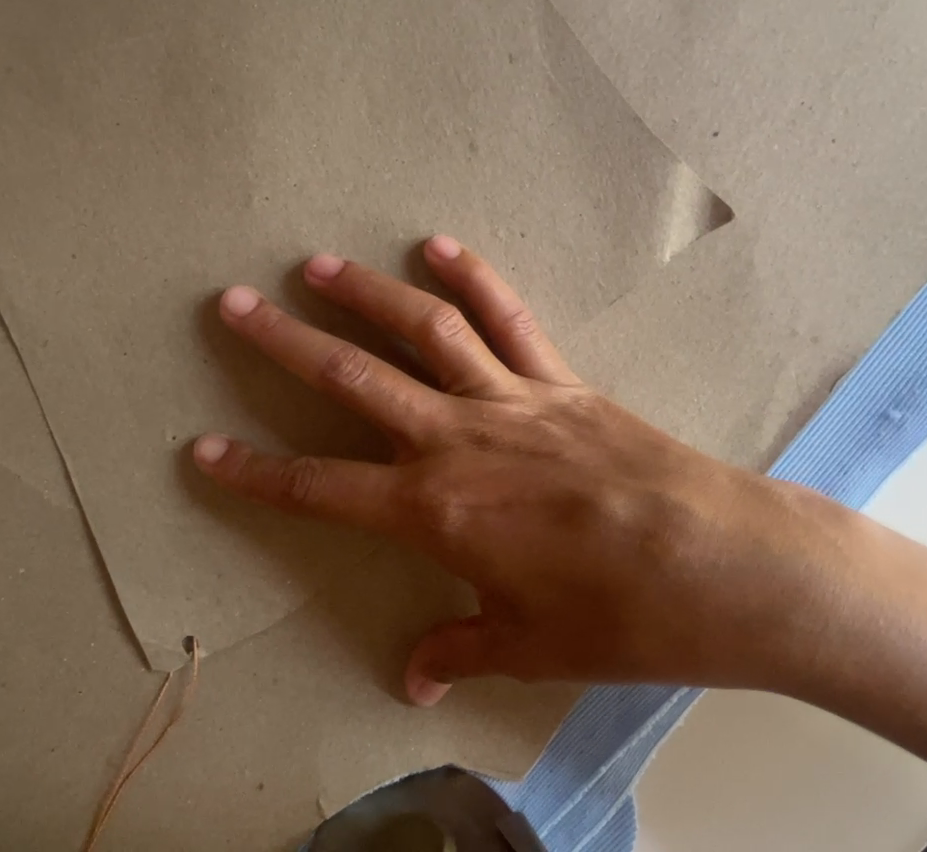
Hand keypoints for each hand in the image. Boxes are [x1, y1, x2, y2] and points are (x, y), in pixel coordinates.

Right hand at [192, 235, 846, 704]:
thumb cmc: (621, 618)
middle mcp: (458, 442)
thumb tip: (412, 679)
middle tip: (235, 303)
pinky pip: (510, 319)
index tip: (202, 450)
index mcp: (435, 512)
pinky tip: (438, 247)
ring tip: (320, 264)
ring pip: (424, 332)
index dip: (254, 474)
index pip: (319, 490)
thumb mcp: (529, 648)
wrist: (725, 567)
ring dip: (367, 295)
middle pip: (352, 381)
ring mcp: (511, 401)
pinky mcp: (562, 381)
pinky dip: (474, 279)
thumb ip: (459, 648)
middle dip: (284, 343)